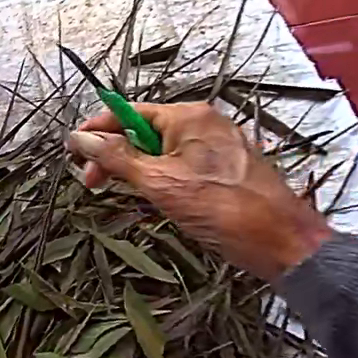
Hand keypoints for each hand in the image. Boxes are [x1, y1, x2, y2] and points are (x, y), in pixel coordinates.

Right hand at [66, 101, 330, 280]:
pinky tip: (150, 198)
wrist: (283, 244)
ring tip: (118, 192)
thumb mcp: (157, 182)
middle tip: (91, 181)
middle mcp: (203, 123)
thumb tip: (79, 138)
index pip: (128, 112)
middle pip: (143, 131)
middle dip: (114, 155)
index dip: (97, 130)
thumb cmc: (221, 208)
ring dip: (134, 169)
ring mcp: (217, 146)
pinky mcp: (225, 168)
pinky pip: (180, 164)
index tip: (73, 151)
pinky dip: (159, 177)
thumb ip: (115, 157)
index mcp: (188, 116)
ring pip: (160, 150)